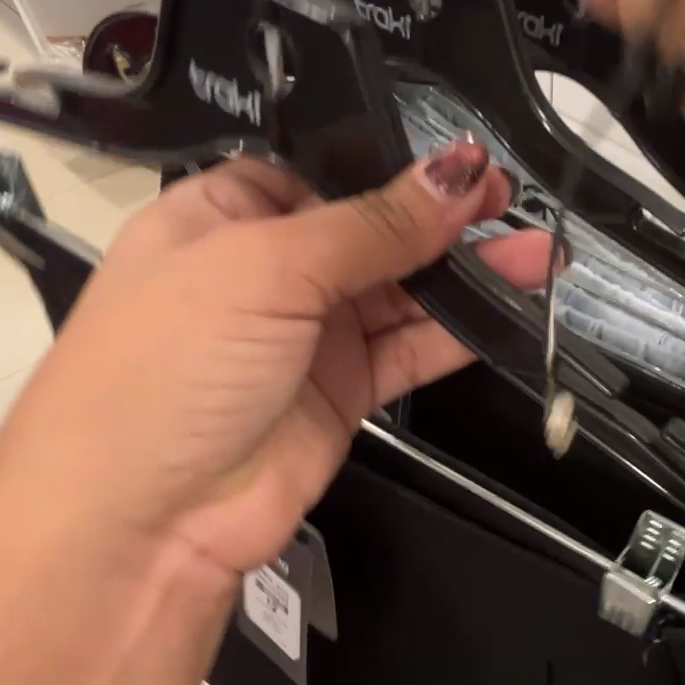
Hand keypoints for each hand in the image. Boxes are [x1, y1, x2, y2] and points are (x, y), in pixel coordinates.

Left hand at [0, 142, 552, 576]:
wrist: (149, 519)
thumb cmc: (167, 370)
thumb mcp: (266, 270)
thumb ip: (373, 226)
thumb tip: (455, 174)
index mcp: (227, 217)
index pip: (327, 176)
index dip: (394, 169)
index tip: (464, 164)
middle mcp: (272, 274)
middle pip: (377, 234)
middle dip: (445, 220)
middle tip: (509, 204)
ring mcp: (311, 337)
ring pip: (405, 295)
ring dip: (468, 277)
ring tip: (535, 257)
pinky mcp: (345, 392)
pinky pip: (411, 352)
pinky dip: (458, 334)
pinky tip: (505, 312)